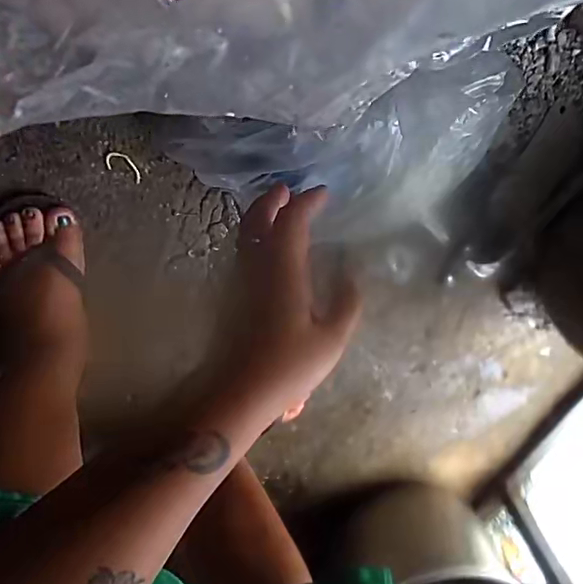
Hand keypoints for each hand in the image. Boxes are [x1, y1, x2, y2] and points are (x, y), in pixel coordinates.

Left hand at [218, 186, 362, 422]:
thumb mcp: (332, 340)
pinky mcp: (232, 297)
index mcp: (284, 272)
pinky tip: (268, 249)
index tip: (323, 193)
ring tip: (278, 212)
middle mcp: (257, 268)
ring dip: (260, 216)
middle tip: (289, 191)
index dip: (307, 202)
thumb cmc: (290, 367)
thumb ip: (346, 304)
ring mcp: (240, 282)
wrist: (241, 392)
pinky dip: (255, 237)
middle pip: (257, 219)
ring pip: (245, 235)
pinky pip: (242, 252)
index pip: (291, 222)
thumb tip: (349, 278)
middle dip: (273, 199)